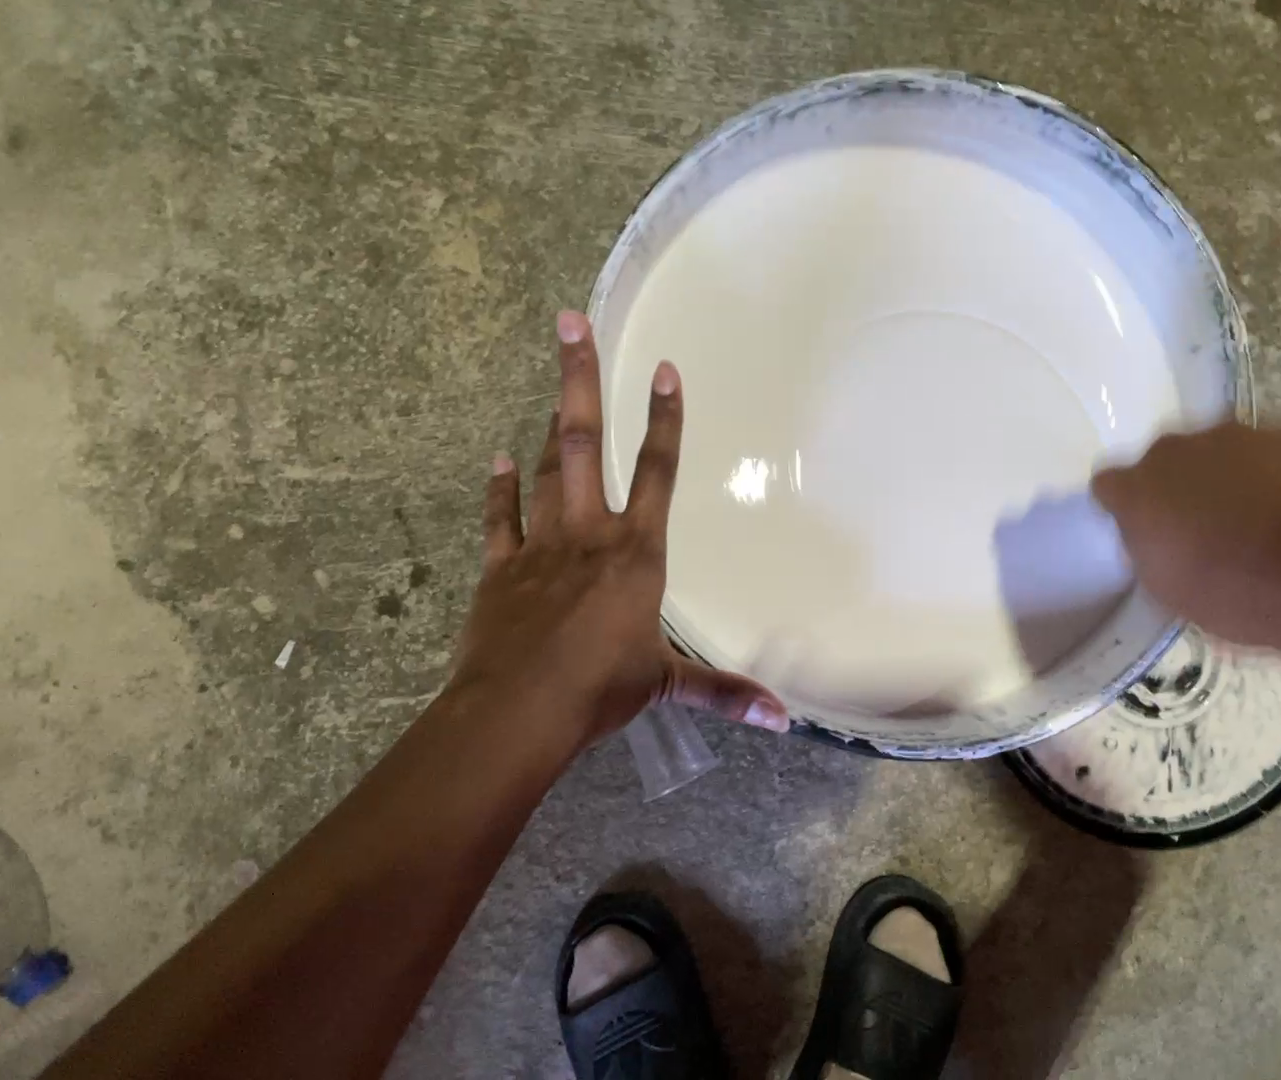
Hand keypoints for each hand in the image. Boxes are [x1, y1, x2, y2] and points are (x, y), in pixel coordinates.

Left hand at [449, 311, 788, 750]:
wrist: (517, 709)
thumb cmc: (599, 688)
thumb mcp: (665, 684)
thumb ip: (724, 692)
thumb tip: (784, 717)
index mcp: (635, 554)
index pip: (657, 473)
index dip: (664, 421)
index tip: (663, 370)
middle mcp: (588, 534)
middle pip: (585, 443)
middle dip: (579, 380)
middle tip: (569, 322)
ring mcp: (538, 546)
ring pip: (545, 469)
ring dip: (549, 424)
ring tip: (553, 385)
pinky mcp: (500, 568)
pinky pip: (499, 518)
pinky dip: (498, 488)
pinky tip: (496, 458)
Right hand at [1090, 423, 1280, 649]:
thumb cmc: (1248, 596)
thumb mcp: (1174, 590)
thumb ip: (1153, 548)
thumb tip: (1158, 535)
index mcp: (1141, 487)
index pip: (1111, 485)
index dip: (1128, 508)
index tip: (1148, 534)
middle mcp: (1186, 447)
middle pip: (1169, 461)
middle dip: (1182, 487)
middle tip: (1207, 529)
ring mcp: (1251, 434)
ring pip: (1229, 454)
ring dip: (1237, 480)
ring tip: (1269, 525)